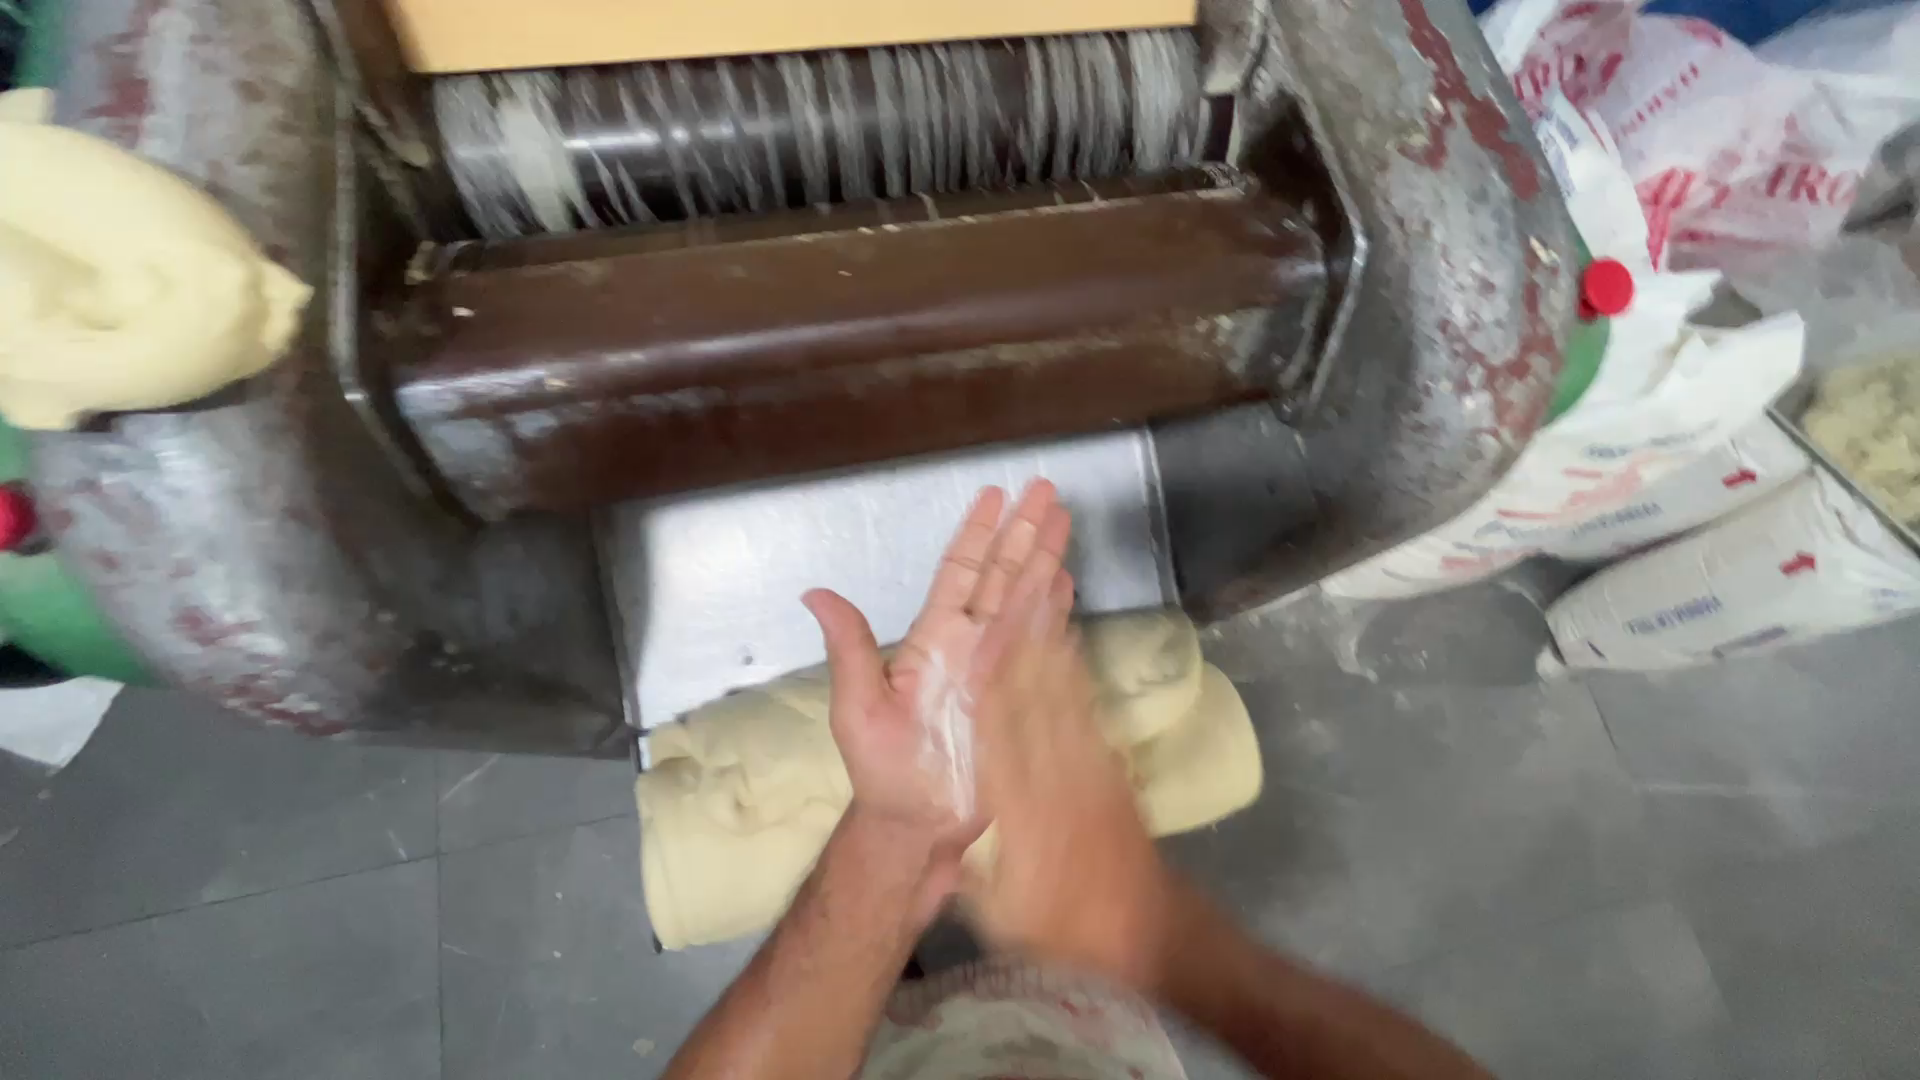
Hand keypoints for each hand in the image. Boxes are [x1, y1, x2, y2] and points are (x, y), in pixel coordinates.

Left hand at [802, 481, 1071, 913]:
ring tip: (1064, 522)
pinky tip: (1067, 584)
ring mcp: (1001, 668)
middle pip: (1002, 575)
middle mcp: (971, 643)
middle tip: (1047, 490)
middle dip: (1024, 531)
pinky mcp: (1024, 697)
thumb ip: (849, 647)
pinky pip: (1044, 646)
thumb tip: (813, 593)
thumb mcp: (858, 705)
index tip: (993, 495)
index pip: (960, 572)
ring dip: (1046, 560)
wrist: (918, 825)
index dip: (977, 533)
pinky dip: (1058, 614)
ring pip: (1028, 601)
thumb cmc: (884, 767)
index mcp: (934, 638)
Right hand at [963, 570, 1175, 989]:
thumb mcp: (1006, 917)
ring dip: (1051, 638)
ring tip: (1043, 589)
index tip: (980, 637)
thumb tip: (945, 832)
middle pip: (1035, 697)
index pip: (999, 737)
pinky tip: (1071, 639)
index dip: (989, 683)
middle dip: (1024, 638)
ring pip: (1063, 691)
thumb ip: (975, 870)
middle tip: (1017, 583)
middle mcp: (1058, 777)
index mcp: (1024, 810)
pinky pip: (1089, 707)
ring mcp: (1090, 767)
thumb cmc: (1069, 928)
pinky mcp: (1112, 766)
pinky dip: (1077, 668)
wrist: (1151, 933)